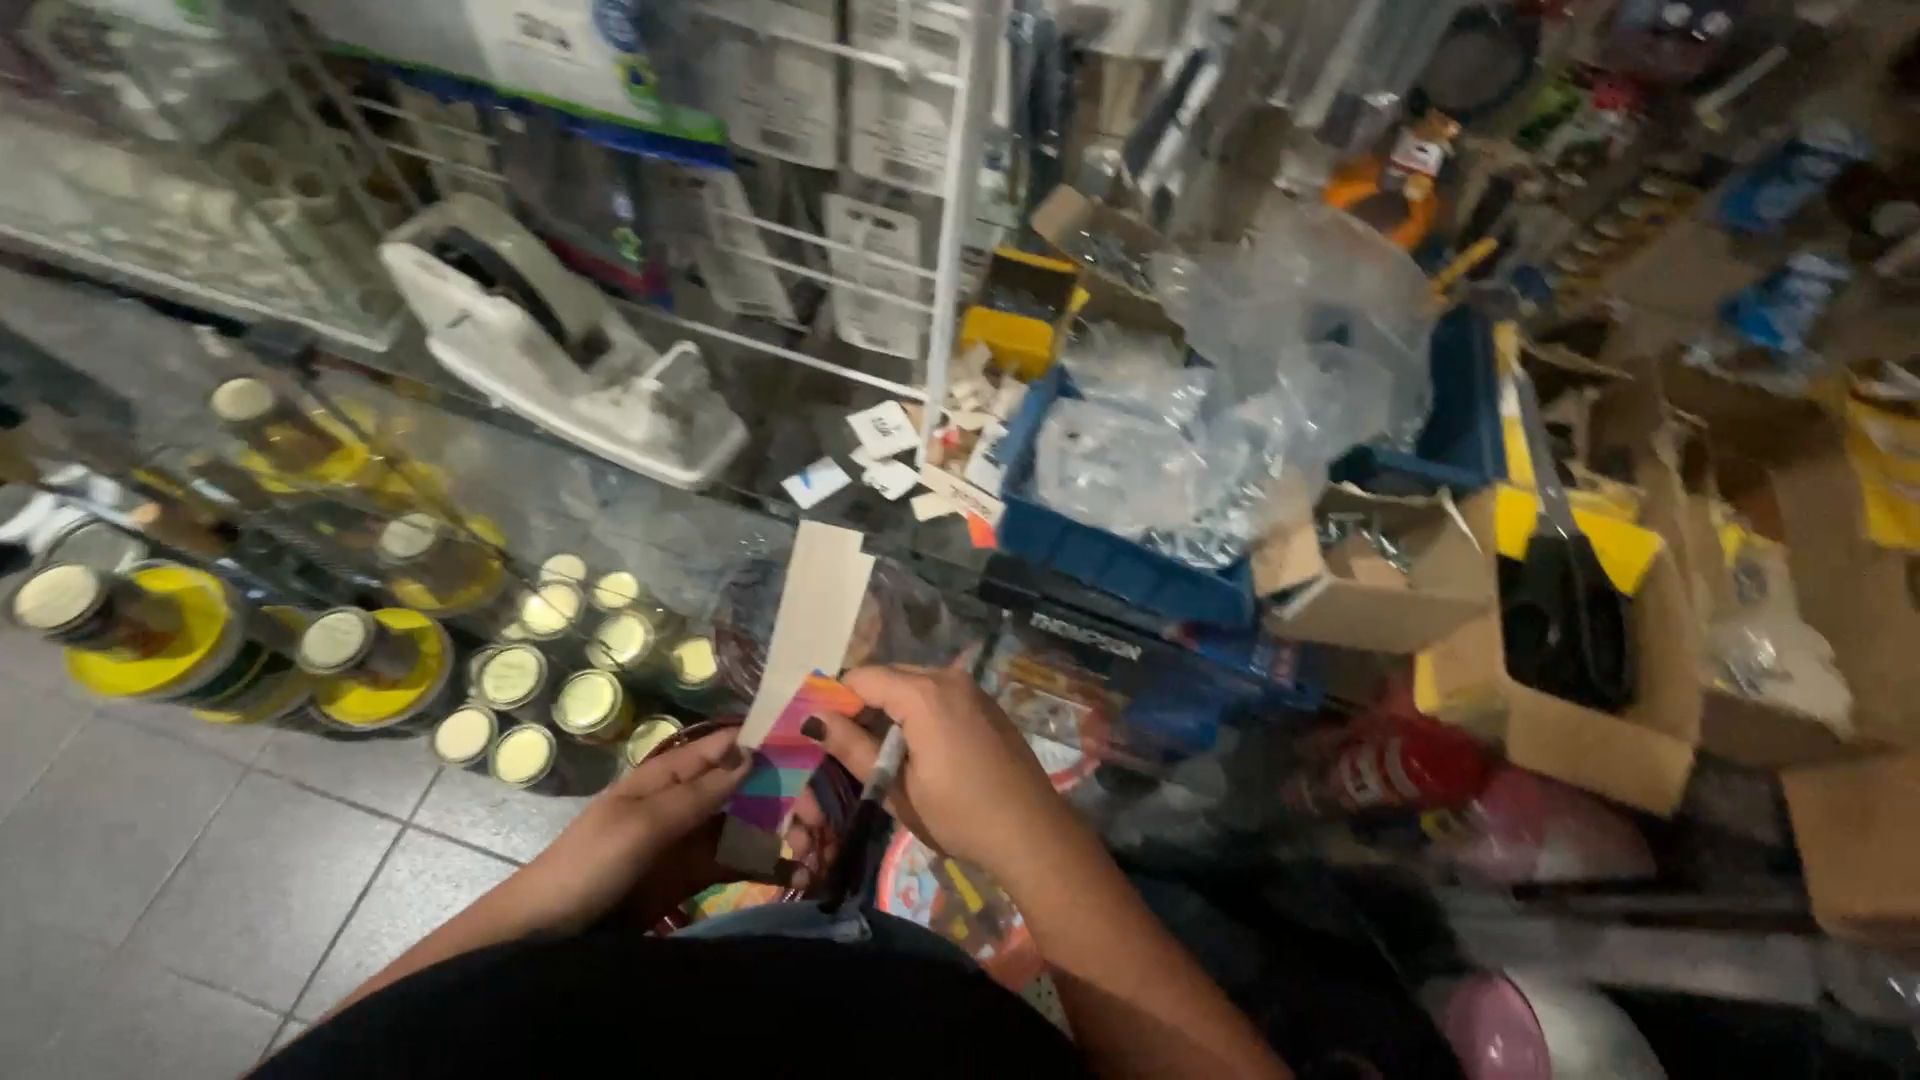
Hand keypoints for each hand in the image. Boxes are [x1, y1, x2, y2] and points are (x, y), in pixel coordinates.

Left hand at [503, 731, 828, 932]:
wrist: (545, 938)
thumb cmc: (588, 865)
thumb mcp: (640, 824)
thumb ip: (696, 793)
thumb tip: (748, 755)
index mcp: (668, 776)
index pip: (724, 747)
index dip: (765, 743)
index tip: (813, 746)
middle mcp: (688, 799)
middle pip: (746, 786)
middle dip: (786, 796)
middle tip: (821, 818)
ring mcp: (693, 838)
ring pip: (750, 824)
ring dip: (785, 833)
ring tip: (820, 850)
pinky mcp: (696, 874)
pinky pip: (741, 863)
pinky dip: (771, 866)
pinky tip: (800, 875)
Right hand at [804, 664, 1079, 879]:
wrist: (1031, 831)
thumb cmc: (959, 814)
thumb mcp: (898, 788)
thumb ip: (854, 748)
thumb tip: (815, 720)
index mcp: (923, 694)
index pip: (863, 678)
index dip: (837, 701)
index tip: (824, 733)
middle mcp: (948, 677)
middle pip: (890, 676)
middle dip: (864, 704)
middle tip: (848, 746)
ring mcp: (972, 688)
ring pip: (915, 683)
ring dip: (892, 708)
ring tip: (880, 751)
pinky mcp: (986, 703)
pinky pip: (939, 693)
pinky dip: (919, 710)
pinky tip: (918, 747)